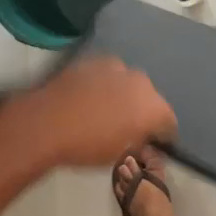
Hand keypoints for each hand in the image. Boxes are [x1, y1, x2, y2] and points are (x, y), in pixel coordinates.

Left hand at [10, 57, 175, 168]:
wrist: (45, 123)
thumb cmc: (87, 145)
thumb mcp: (119, 155)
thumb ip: (138, 143)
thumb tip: (141, 139)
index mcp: (153, 107)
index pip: (169, 122)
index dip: (163, 134)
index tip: (154, 142)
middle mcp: (141, 82)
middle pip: (150, 98)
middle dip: (143, 110)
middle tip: (128, 126)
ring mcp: (116, 67)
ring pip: (128, 83)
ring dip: (123, 94)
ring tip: (106, 110)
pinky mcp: (93, 61)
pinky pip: (106, 75)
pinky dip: (103, 84)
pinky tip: (89, 97)